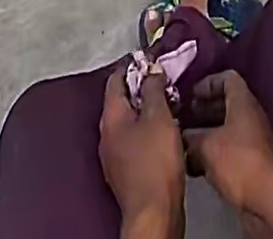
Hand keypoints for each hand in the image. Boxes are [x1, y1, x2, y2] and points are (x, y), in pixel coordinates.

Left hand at [99, 64, 185, 227]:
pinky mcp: (125, 172)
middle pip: (120, 101)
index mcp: (110, 117)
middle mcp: (106, 134)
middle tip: (161, 81)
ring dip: (144, 110)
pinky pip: (133, 140)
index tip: (149, 60)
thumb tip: (151, 70)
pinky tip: (163, 133)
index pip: (115, 80)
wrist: (154, 214)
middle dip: (139, 88)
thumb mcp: (159, 117)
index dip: (131, 66)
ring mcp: (113, 156)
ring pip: (127, 122)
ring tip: (166, 104)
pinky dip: (145, 130)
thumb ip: (154, 89)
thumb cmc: (156, 161)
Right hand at [182, 71, 272, 211]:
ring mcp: (254, 139)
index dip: (208, 83)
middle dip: (204, 109)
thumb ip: (191, 137)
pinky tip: (197, 164)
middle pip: (226, 103)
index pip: (227, 78)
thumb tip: (182, 136)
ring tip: (186, 141)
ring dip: (207, 132)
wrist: (267, 197)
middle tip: (185, 116)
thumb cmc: (237, 161)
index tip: (192, 94)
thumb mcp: (206, 145)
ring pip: (227, 128)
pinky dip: (214, 151)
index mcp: (243, 102)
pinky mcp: (253, 161)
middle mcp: (250, 116)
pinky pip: (230, 148)